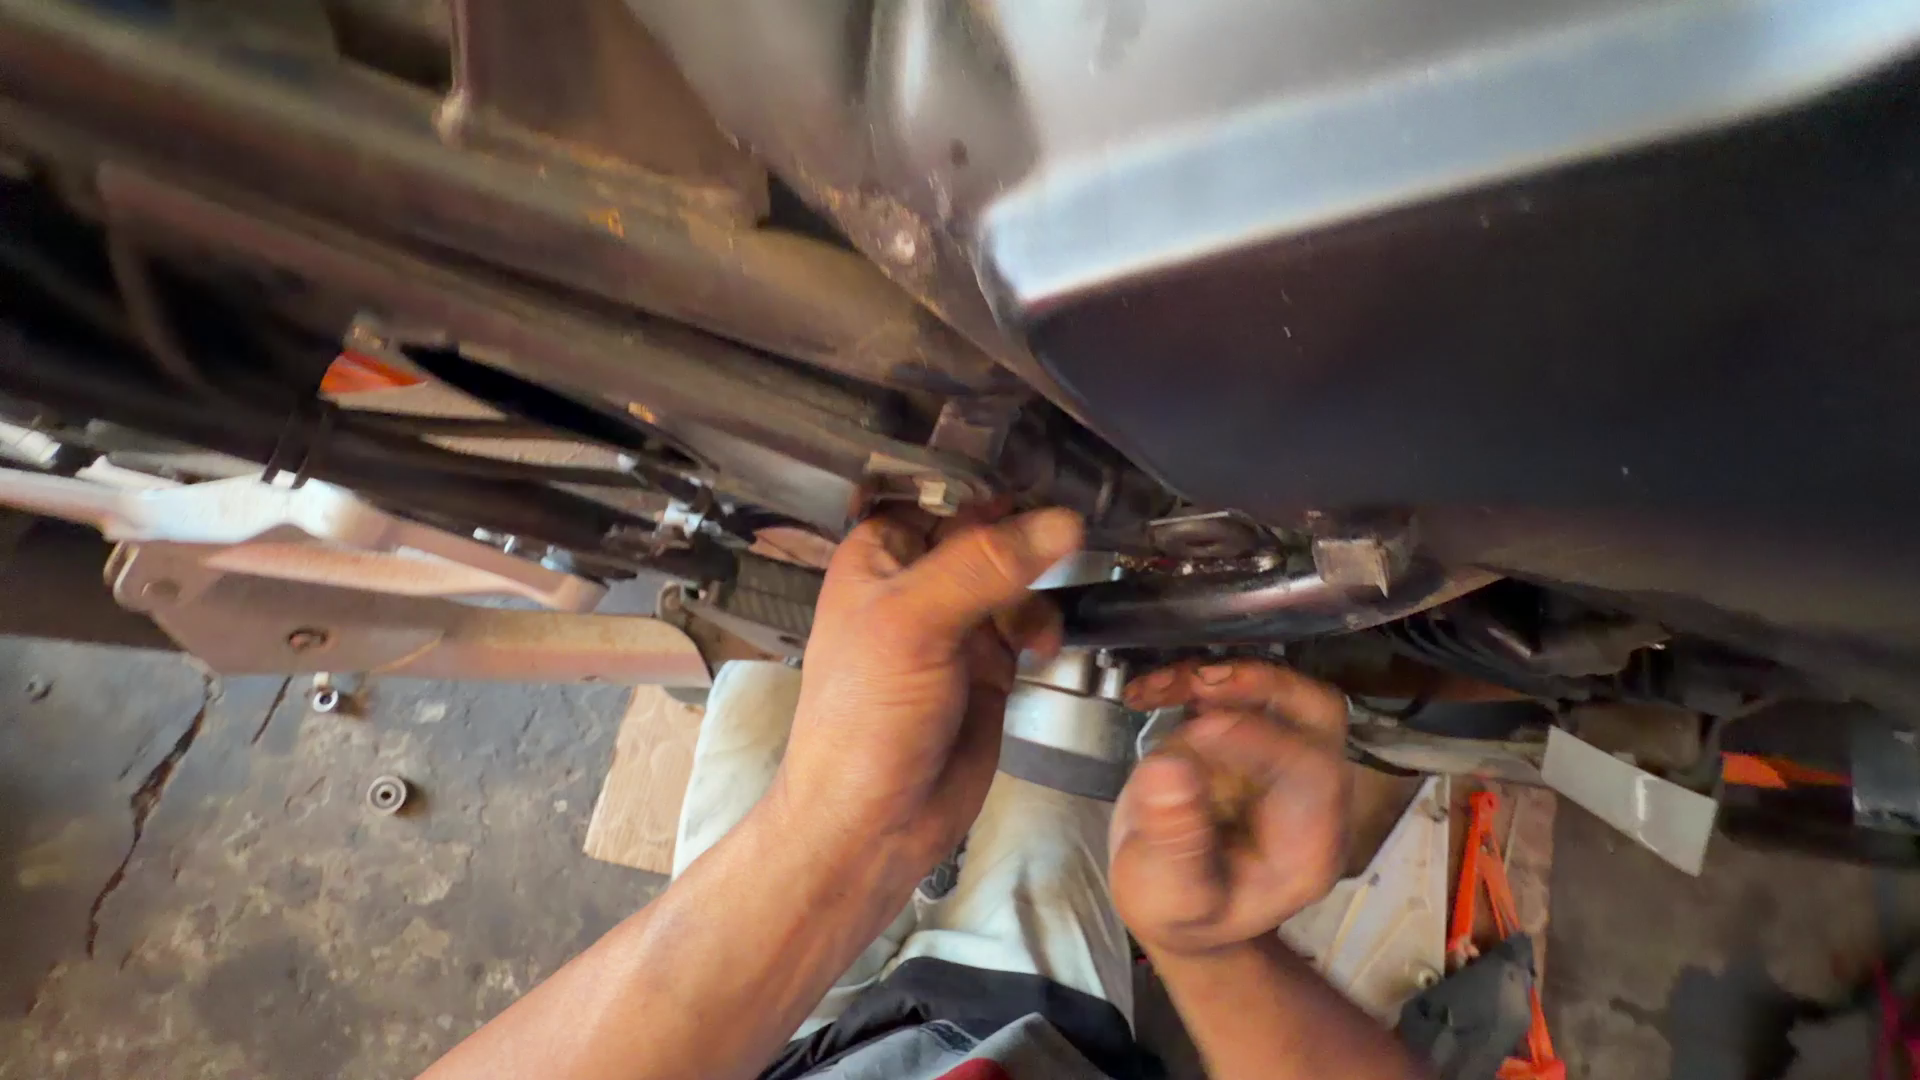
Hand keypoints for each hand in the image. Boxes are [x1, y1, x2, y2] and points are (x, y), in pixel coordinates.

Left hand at [769, 505, 1084, 872]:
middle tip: (1070, 535)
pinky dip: (1042, 625)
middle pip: (986, 532)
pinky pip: (1027, 622)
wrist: (875, 824)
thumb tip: (1061, 522)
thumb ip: (984, 567)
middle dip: (1026, 536)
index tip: (1046, 476)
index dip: (990, 485)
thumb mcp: (914, 624)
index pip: (941, 496)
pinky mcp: (989, 664)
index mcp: (880, 556)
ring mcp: (956, 623)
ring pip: (1014, 577)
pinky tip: (1043, 645)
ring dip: (1036, 589)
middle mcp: (918, 581)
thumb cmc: (867, 717)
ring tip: (1038, 624)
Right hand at [1109, 661, 1351, 956]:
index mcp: (1305, 838)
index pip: (1309, 767)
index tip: (1196, 732)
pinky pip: (1227, 692)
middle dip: (1258, 684)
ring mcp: (1274, 760)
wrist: (1173, 903)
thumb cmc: (1181, 912)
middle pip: (1314, 712)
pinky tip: (1145, 693)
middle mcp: (1303, 791)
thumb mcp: (1172, 895)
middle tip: (1199, 682)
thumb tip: (1169, 771)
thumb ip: (1175, 841)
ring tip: (1155, 688)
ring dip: (1212, 677)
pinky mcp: (1239, 740)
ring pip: (1271, 690)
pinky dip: (1187, 682)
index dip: (1257, 737)